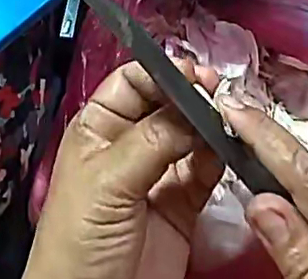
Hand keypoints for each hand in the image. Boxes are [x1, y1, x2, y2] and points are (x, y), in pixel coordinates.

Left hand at [26, 61, 224, 278]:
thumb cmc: (78, 236)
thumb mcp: (108, 180)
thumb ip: (151, 141)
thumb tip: (191, 105)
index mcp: (99, 124)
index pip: (132, 81)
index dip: (161, 74)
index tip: (194, 72)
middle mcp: (127, 141)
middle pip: (163, 105)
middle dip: (190, 96)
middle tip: (219, 92)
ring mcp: (155, 173)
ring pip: (187, 136)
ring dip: (208, 126)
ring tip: (229, 119)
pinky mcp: (178, 206)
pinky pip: (202, 173)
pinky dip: (217, 160)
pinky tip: (228, 150)